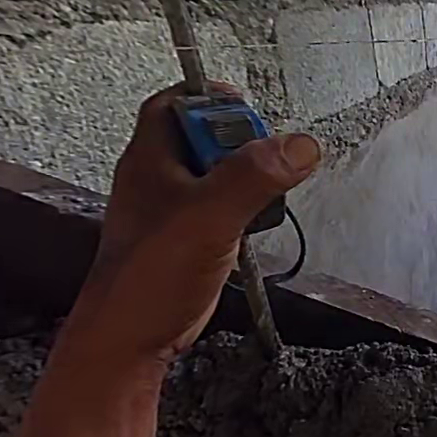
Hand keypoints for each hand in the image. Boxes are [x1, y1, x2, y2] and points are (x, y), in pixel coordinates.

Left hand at [63, 83, 320, 365]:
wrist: (133, 339)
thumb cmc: (152, 278)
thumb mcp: (207, 217)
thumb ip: (252, 178)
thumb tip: (303, 145)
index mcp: (150, 161)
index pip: (173, 105)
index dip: (206, 96)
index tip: (245, 104)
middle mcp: (162, 179)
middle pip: (204, 136)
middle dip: (240, 138)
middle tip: (268, 154)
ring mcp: (178, 208)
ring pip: (220, 171)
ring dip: (250, 173)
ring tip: (270, 187)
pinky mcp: (195, 234)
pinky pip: (227, 203)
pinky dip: (249, 202)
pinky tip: (261, 216)